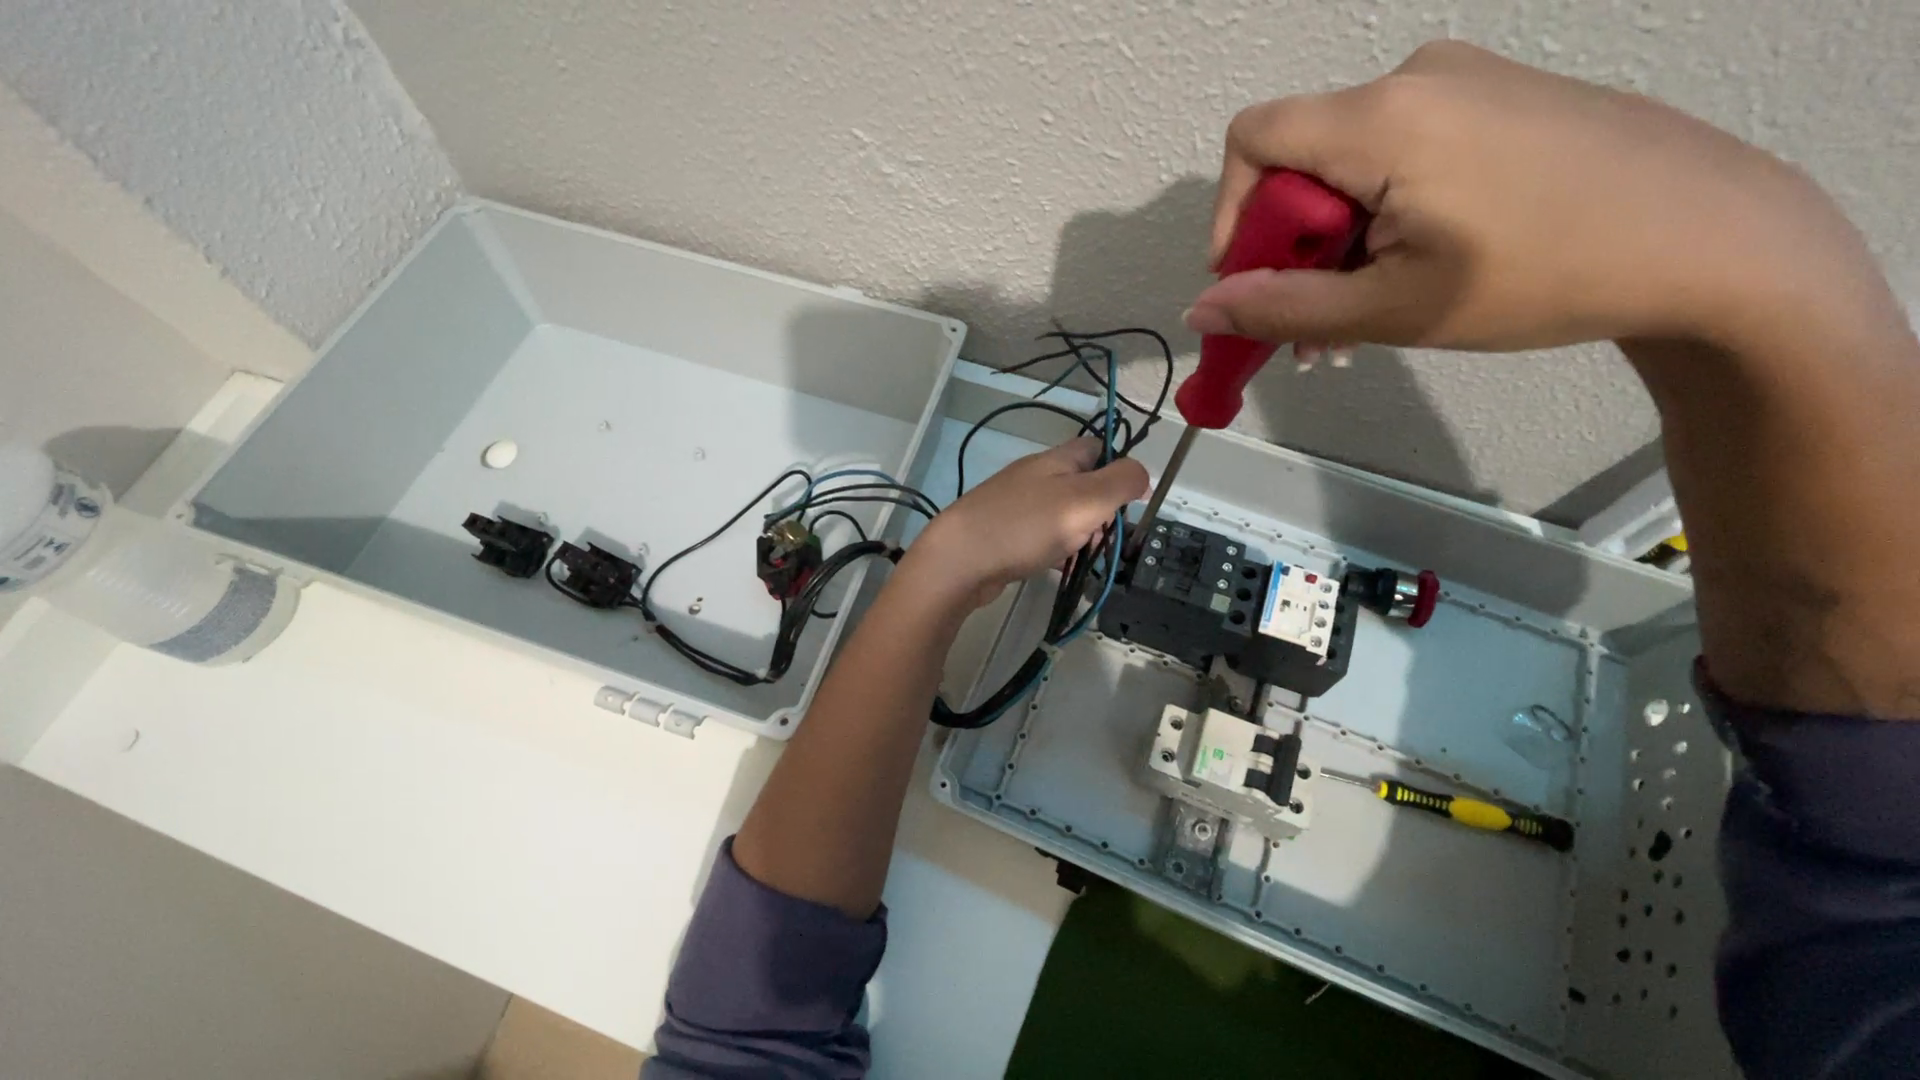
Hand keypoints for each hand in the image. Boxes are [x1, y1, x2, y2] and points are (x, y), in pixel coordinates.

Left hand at [897, 439, 1147, 611]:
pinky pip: (1041, 538)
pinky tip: (1057, 568)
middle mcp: (1036, 476)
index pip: (1098, 448)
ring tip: (1080, 558)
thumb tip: (1142, 474)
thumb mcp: (1085, 500)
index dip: (1120, 468)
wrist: (959, 559)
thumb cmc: (1026, 526)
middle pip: (1083, 486)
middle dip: (1101, 513)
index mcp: (1057, 460)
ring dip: (1079, 536)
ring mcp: (1016, 505)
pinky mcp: (1003, 533)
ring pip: (1063, 515)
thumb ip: (1120, 482)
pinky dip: (1055, 552)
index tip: (1131, 501)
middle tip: (1102, 538)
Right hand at [1184, 41, 1891, 354]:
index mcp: (1384, 118)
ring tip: (1363, 318)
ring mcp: (1466, 81)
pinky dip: (1386, 214)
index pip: (1253, 138)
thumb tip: (1199, 312)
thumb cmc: (1543, 276)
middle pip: (1303, 158)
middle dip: (1291, 249)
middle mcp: (1417, 77)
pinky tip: (1413, 271)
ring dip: (1339, 243)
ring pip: (1354, 163)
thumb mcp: (1391, 310)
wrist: (1713, 237)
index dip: (1230, 213)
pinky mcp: (1500, 98)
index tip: (1250, 281)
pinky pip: (1406, 152)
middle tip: (1313, 328)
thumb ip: (1281, 309)